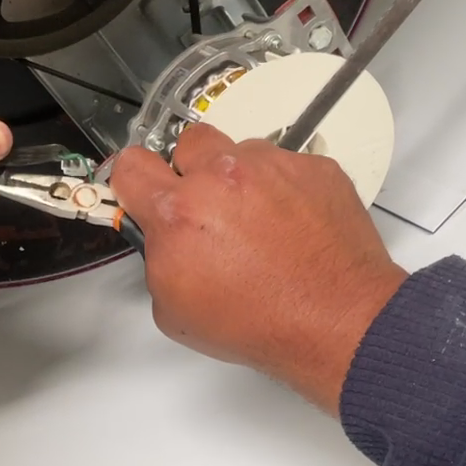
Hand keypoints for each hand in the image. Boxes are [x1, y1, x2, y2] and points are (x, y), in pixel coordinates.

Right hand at [109, 123, 407, 411]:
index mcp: (177, 212)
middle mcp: (222, 177)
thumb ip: (157, 259)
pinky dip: (280, 189)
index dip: (132, 181)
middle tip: (204, 208)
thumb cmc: (255, 323)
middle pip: (187, 142)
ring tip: (255, 222)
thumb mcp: (172, 308)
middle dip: (189, 171)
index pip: (130, 165)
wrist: (334, 323)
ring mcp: (273, 166)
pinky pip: (284, 164)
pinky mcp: (314, 168)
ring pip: (239, 151)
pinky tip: (289, 226)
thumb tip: (164, 241)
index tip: (142, 192)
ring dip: (237, 179)